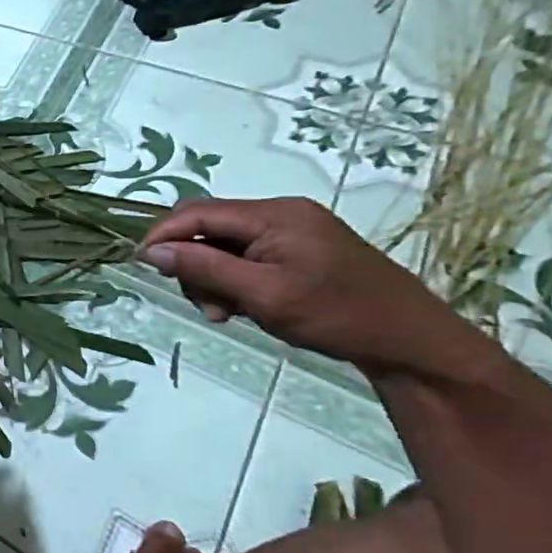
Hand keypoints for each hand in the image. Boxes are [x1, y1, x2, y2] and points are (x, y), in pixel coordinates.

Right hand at [138, 196, 484, 375]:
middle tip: (205, 305)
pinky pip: (246, 255)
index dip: (164, 234)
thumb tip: (150, 251)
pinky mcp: (297, 248)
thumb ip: (204, 268)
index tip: (141, 264)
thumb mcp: (263, 295)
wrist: (410, 341)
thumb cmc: (336, 316)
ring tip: (227, 313)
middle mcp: (280, 212)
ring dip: (212, 277)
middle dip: (193, 263)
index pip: (198, 212)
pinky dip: (234, 280)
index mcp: (274, 214)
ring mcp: (290, 230)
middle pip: (209, 227)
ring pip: (223, 244)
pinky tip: (244, 306)